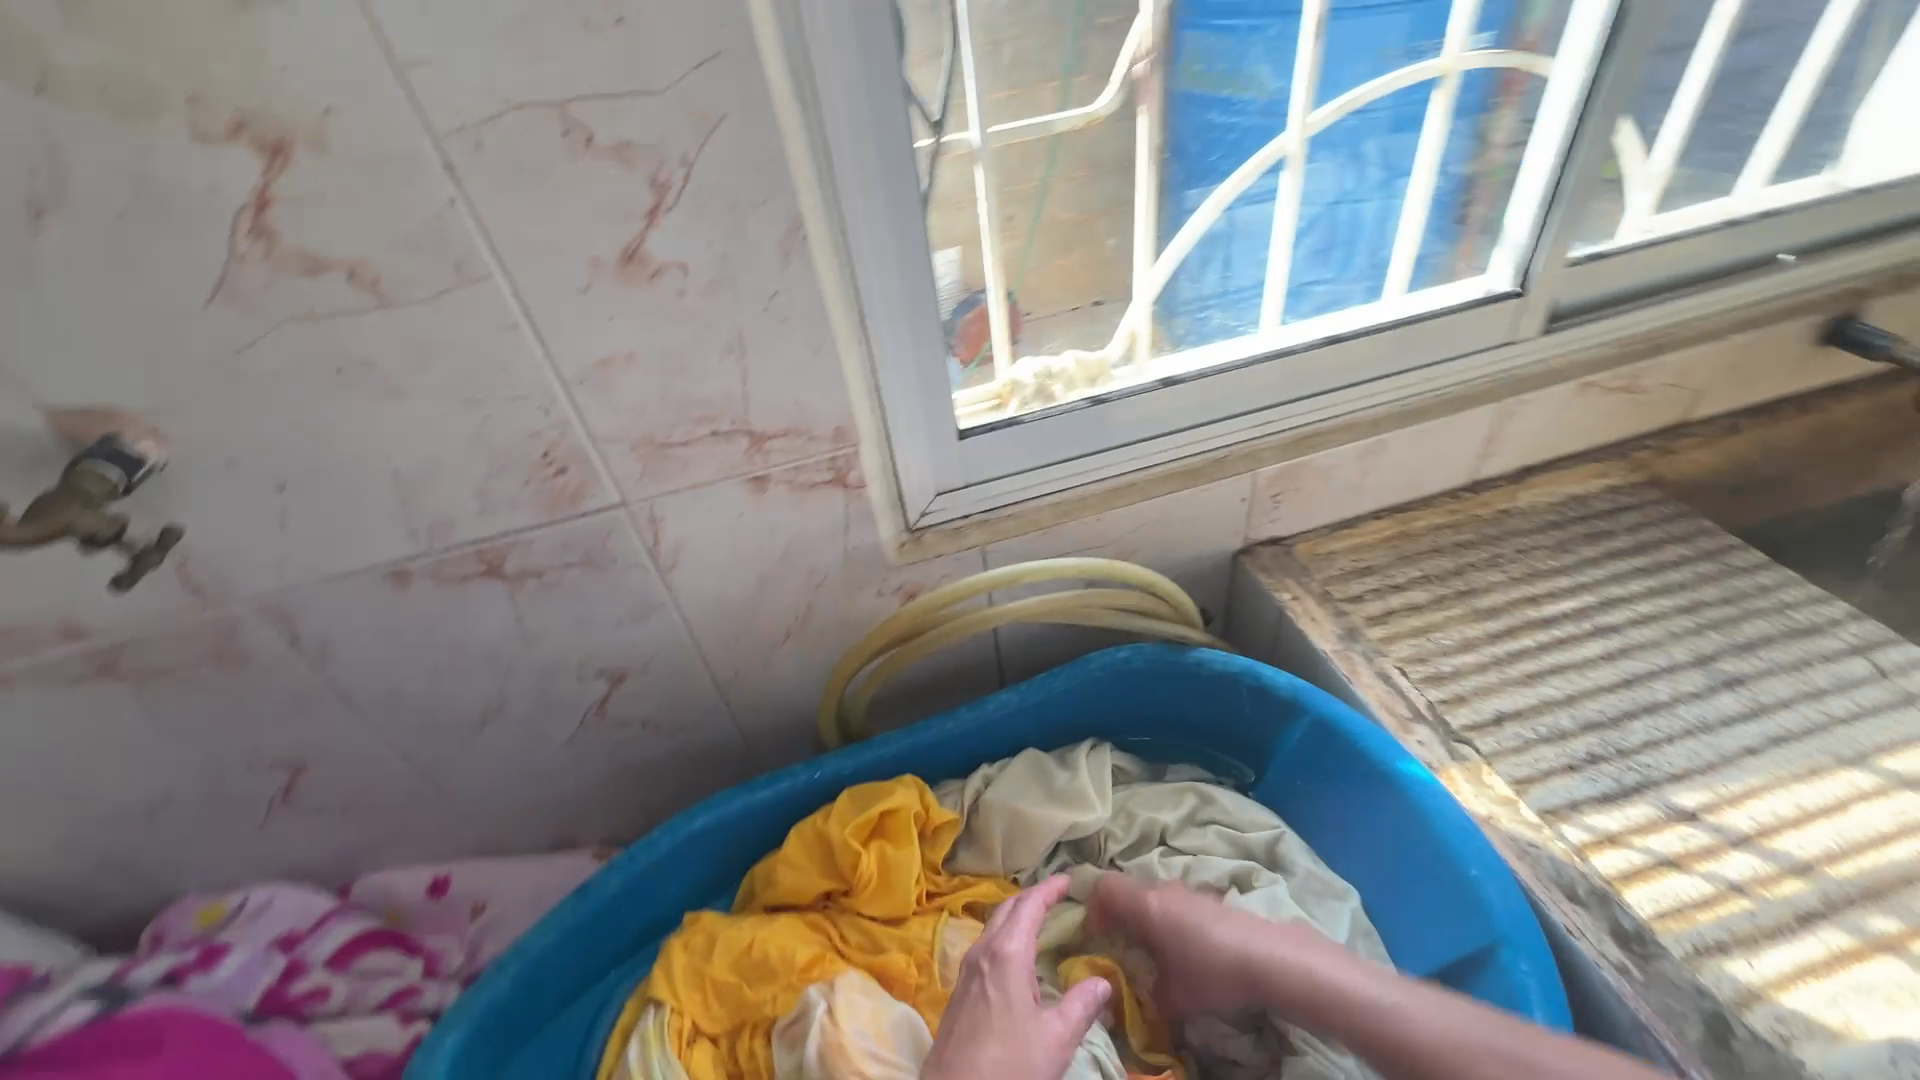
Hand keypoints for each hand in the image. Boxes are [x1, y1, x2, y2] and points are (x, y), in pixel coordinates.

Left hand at [922, 875, 1112, 1079]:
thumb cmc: (1009, 1065)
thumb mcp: (1056, 1039)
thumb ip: (1081, 1005)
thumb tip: (1102, 982)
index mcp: (1007, 953)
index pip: (1029, 905)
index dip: (1049, 889)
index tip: (1069, 879)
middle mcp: (982, 951)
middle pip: (1007, 909)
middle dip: (1032, 897)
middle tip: (1057, 896)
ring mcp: (967, 970)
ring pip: (993, 927)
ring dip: (1016, 916)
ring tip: (1040, 920)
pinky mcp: (959, 990)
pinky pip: (985, 946)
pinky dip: (1005, 936)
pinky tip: (1017, 957)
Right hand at [1088, 873, 1312, 1017]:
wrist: (1269, 957)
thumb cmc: (1211, 972)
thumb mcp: (1174, 997)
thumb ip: (1151, 995)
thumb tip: (1145, 1000)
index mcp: (1145, 905)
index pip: (1104, 886)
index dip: (1094, 907)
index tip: (1098, 935)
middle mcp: (1163, 889)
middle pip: (1129, 890)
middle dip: (1121, 915)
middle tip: (1125, 946)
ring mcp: (1190, 891)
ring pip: (1156, 896)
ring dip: (1150, 918)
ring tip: (1159, 952)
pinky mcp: (1213, 899)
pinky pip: (1180, 904)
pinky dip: (1174, 921)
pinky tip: (1191, 951)